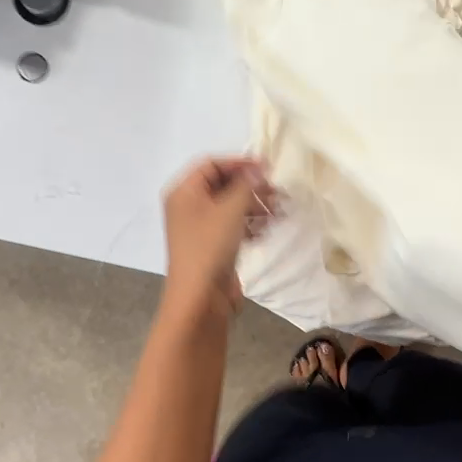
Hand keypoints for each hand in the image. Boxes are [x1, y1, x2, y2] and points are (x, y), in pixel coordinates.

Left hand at [161, 156, 274, 316]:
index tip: (267, 169)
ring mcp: (200, 228)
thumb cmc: (210, 247)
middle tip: (277, 193)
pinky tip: (266, 230)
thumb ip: (246, 185)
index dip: (240, 163)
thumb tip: (259, 169)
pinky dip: (249, 225)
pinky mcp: (212, 246)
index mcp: (184, 192)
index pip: (212, 164)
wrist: (200, 298)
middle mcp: (188, 206)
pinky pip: (232, 226)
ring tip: (278, 213)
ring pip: (230, 207)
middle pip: (223, 185)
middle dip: (251, 188)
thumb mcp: (230, 210)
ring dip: (255, 207)